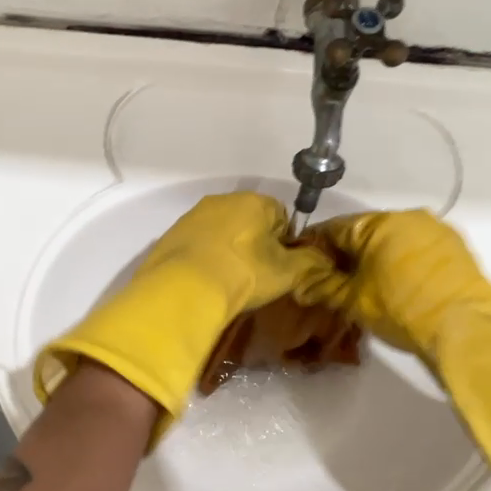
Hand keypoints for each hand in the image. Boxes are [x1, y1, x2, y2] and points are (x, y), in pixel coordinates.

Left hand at [34, 192, 330, 443]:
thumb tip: (321, 260)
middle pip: (247, 223)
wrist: (185, 289)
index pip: (281, 216)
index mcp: (254, 201)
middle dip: (253, 246)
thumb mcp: (288, 272)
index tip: (279, 268)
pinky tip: (202, 284)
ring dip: (224, 253)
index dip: (284, 244)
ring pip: (219, 234)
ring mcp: (190, 218)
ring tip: (226, 284)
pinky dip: (200, 262)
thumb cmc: (245, 274)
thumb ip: (310, 263)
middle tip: (253, 278)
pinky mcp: (168, 238)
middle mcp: (221, 201)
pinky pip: (194, 248)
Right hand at [297, 208, 490, 355]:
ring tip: (360, 289)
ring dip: (373, 261)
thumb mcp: (353, 300)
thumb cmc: (401, 307)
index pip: (335, 228)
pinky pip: (414, 252)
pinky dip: (397, 266)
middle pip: (365, 233)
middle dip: (345, 256)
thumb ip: (322, 288)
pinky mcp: (455, 251)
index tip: (302, 267)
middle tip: (329, 283)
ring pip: (392, 242)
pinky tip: (391, 289)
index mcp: (381, 222)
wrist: (464, 327)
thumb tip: (299, 285)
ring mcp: (437, 232)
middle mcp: (410, 218)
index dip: (314, 247)